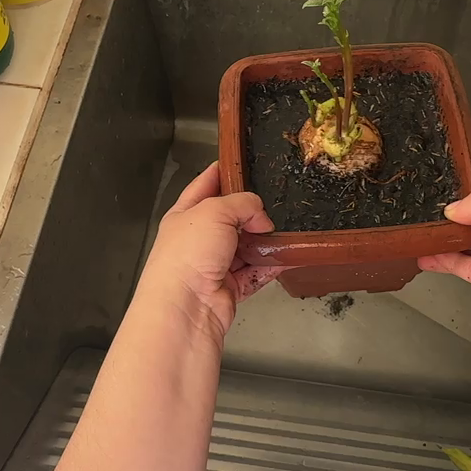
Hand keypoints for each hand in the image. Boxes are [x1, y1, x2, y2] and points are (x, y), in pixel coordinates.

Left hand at [137, 164, 282, 339]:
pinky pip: (255, 273)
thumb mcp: (215, 211)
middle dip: (250, 213)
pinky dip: (270, 266)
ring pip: (245, 247)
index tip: (238, 163)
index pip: (203, 186)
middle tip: (271, 203)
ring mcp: (213, 266)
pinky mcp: (230, 288)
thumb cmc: (187, 255)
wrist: (186, 307)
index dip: (220, 173)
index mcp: (185, 216)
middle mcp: (197, 241)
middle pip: (229, 219)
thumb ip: (242, 204)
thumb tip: (261, 218)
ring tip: (283, 230)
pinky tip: (285, 256)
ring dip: (263, 241)